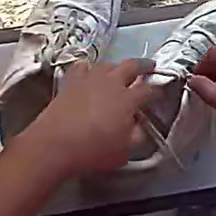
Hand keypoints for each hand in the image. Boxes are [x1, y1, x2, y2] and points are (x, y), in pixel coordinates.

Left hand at [14, 59, 158, 176]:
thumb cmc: (94, 150)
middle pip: (131, 66)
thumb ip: (136, 135)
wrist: (56, 143)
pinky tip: (89, 72)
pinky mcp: (71, 81)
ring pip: (108, 63)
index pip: (148, 90)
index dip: (156, 91)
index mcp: (128, 99)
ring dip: (116, 66)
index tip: (159, 93)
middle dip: (144, 65)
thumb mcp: (124, 151)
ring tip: (120, 70)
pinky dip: (89, 68)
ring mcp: (90, 78)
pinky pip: (83, 67)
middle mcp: (111, 83)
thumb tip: (138, 125)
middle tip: (150, 65)